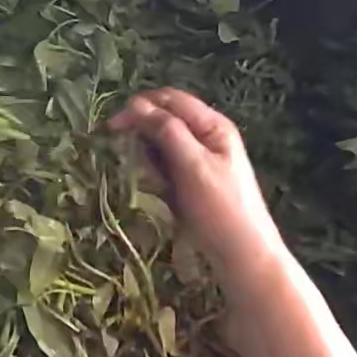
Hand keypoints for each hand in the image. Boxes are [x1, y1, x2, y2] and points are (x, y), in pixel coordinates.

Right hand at [108, 88, 285, 277]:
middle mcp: (205, 135)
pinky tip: (158, 188)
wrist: (243, 257)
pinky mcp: (190, 176)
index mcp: (212, 125)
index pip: (168, 99)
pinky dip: (155, 171)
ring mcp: (198, 156)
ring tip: (153, 180)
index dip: (139, 107)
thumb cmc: (221, 208)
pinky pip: (163, 162)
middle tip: (128, 154)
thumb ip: (166, 130)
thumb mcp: (193, 164)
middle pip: (162, 118)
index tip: (114, 127)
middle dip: (142, 133)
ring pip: (158, 141)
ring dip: (148, 156)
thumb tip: (135, 104)